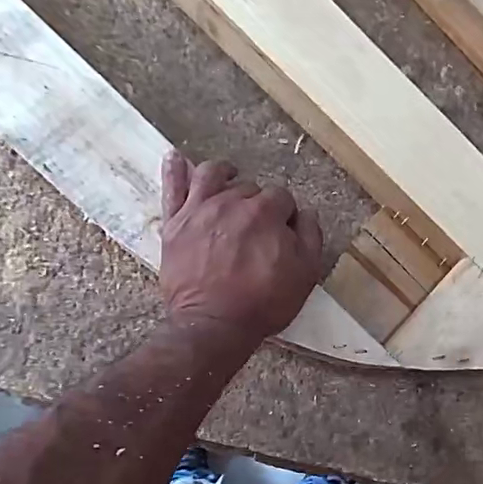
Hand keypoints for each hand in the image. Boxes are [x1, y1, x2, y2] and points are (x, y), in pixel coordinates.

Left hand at [158, 153, 322, 340]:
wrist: (214, 324)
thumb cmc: (265, 301)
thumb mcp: (306, 272)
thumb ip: (310, 235)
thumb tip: (305, 213)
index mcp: (266, 212)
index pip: (282, 197)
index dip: (286, 214)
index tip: (284, 233)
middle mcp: (232, 202)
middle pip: (249, 188)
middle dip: (258, 201)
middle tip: (259, 227)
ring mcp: (199, 210)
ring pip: (212, 174)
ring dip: (225, 174)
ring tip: (230, 181)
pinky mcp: (174, 224)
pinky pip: (172, 188)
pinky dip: (175, 169)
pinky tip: (177, 158)